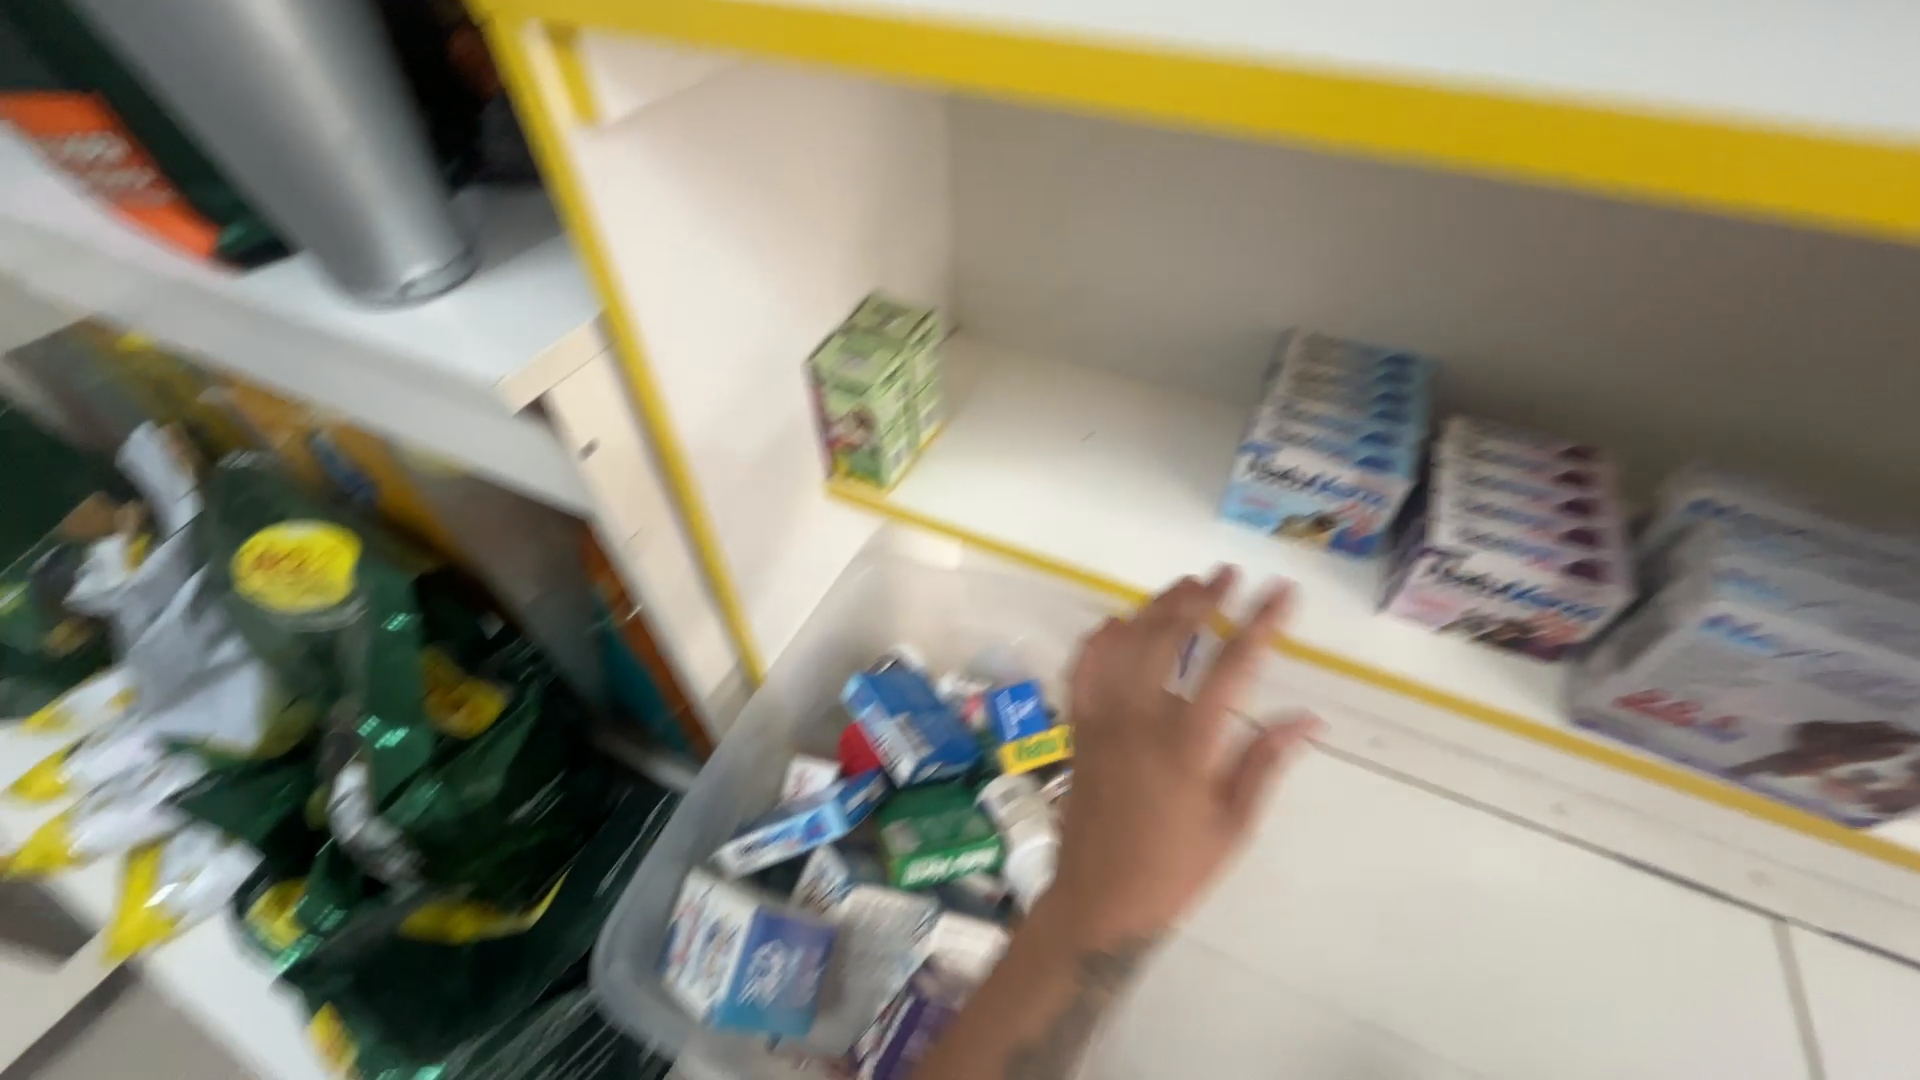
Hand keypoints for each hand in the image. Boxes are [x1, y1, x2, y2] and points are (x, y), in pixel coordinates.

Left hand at [1035, 567, 1322, 946]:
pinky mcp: (1077, 725)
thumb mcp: (1233, 824)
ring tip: (1184, 586)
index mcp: (1187, 745)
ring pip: (1124, 644)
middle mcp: (1139, 719)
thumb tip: (1307, 717)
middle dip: (1202, 600)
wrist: (1100, 897)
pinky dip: (1099, 639)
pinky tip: (1117, 622)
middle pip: (1169, 639)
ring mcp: (1101, 718)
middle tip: (1226, 575)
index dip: (1258, 624)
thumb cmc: (1175, 867)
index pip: (1231, 668)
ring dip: (1155, 608)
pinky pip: (1083, 669)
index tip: (1279, 593)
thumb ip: (1265, 763)